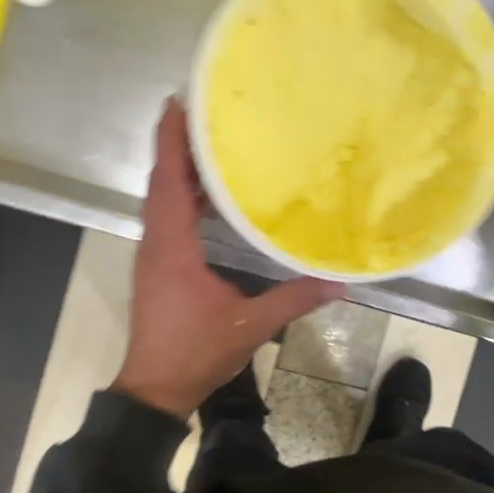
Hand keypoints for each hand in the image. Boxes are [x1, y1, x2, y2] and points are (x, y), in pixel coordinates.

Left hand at [111, 99, 345, 417]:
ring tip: (211, 144)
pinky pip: (167, 219)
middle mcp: (156, 244)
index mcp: (172, 248)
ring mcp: (154, 256)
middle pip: (162, 183)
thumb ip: (293, 300)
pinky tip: (209, 196)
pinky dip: (183, 197)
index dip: (171, 142)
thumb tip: (340, 284)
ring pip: (162, 201)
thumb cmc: (195, 354)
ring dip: (180, 171)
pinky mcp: (158, 268)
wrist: (155, 389)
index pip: (168, 182)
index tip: (177, 103)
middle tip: (205, 113)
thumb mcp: (248, 326)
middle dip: (178, 145)